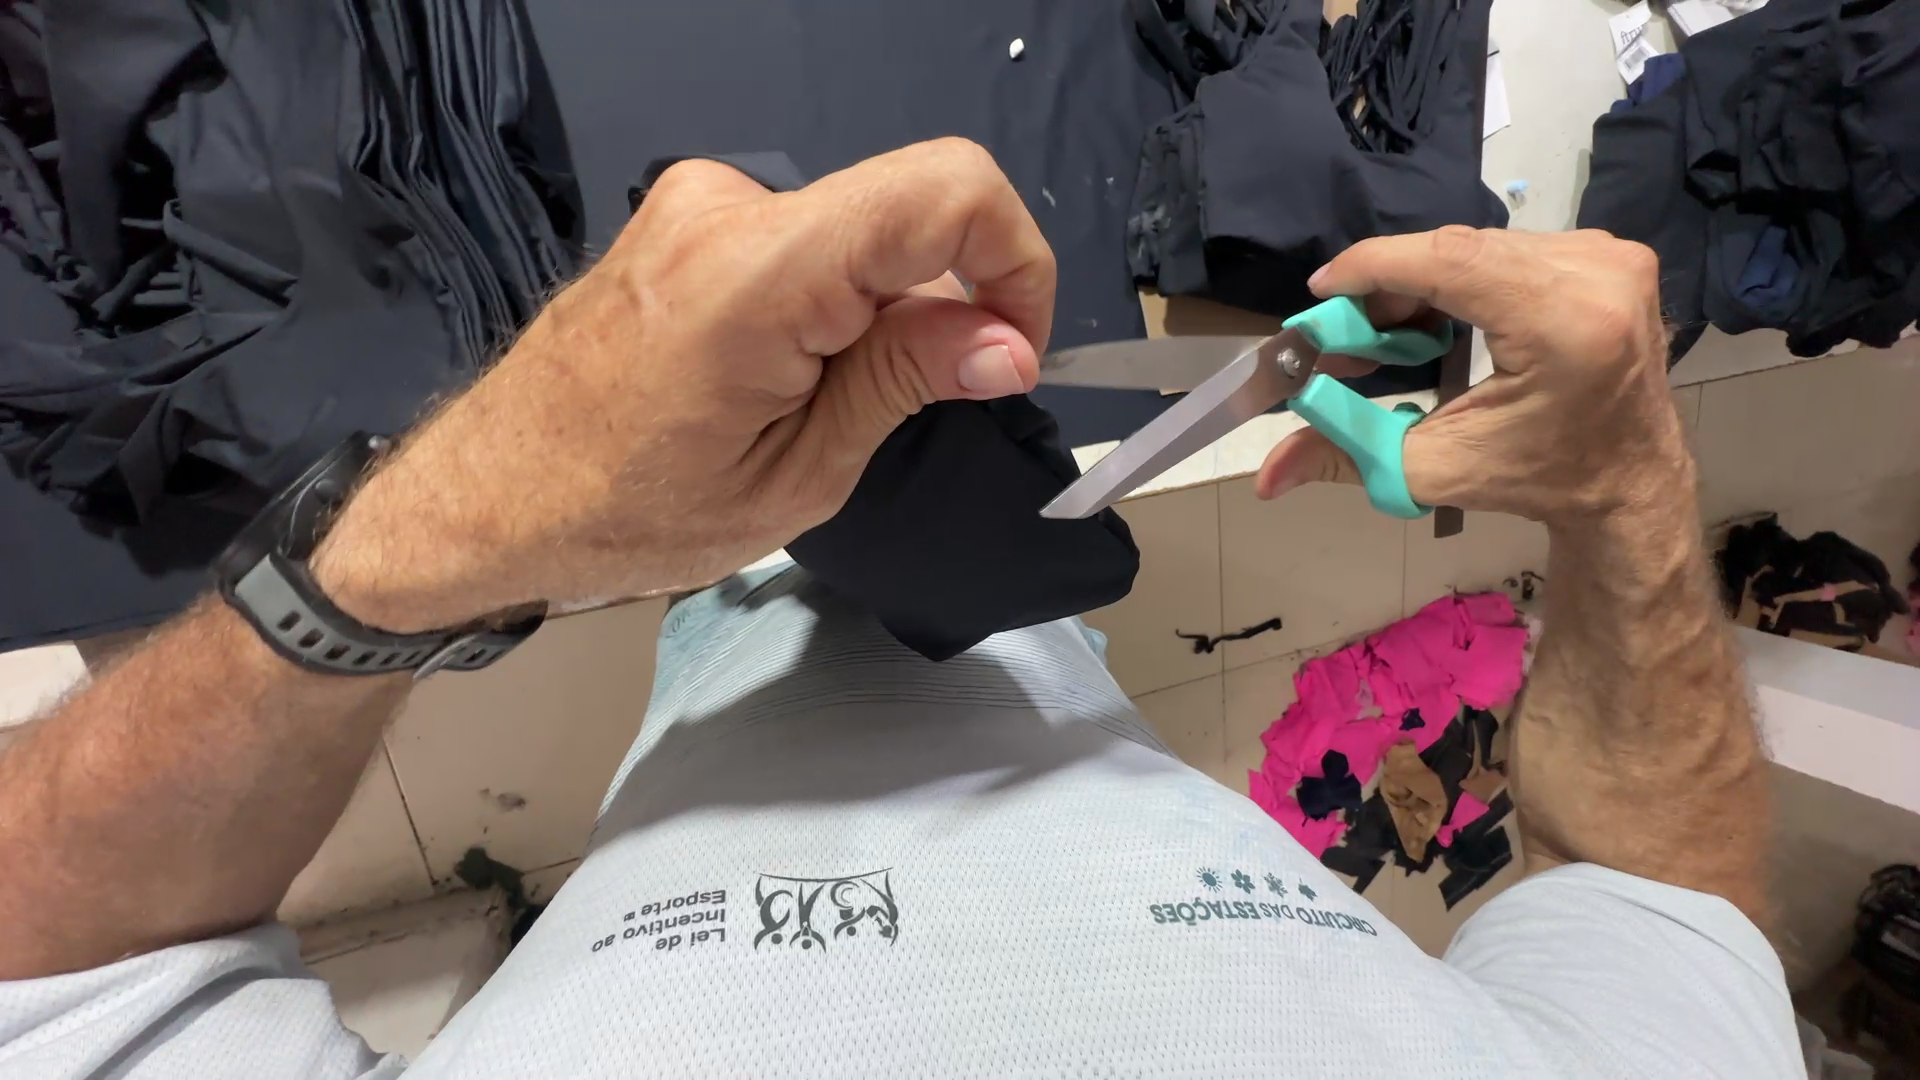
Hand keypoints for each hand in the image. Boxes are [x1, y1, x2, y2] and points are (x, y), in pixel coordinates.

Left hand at [313, 139, 1055, 630]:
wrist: (493, 498)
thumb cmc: (637, 518)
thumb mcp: (798, 474)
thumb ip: (904, 384)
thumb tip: (1010, 345)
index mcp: (757, 275)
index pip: (946, 193)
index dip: (1016, 261)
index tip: (1015, 351)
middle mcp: (727, 204)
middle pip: (910, 213)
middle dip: (955, 305)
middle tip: (929, 402)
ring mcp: (701, 202)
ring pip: (866, 233)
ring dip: (895, 311)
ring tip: (839, 404)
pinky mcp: (691, 220)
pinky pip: (816, 242)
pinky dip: (848, 302)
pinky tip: (805, 373)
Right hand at [1257, 227, 1693, 526]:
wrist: (1624, 480)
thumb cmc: (1532, 478)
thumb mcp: (1427, 470)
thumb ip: (1342, 458)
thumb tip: (1266, 479)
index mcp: (1564, 323)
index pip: (1451, 260)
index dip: (1373, 266)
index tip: (1319, 291)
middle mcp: (1597, 272)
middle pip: (1457, 251)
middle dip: (1384, 287)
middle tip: (1341, 334)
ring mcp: (1608, 256)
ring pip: (1475, 248)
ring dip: (1414, 286)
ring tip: (1384, 339)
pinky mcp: (1605, 256)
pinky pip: (1502, 251)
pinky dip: (1450, 283)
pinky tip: (1430, 325)